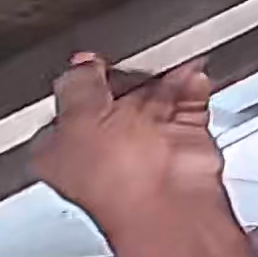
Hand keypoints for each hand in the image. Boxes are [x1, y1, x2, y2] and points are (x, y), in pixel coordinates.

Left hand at [33, 53, 223, 234]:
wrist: (172, 196)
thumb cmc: (117, 177)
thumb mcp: (79, 119)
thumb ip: (78, 85)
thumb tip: (80, 63)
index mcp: (64, 145)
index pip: (71, 100)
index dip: (85, 77)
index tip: (96, 61)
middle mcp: (107, 143)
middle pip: (118, 94)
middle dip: (132, 74)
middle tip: (138, 62)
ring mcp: (149, 139)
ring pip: (157, 93)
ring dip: (167, 76)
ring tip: (172, 62)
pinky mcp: (185, 134)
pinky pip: (190, 98)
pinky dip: (193, 84)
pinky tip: (192, 74)